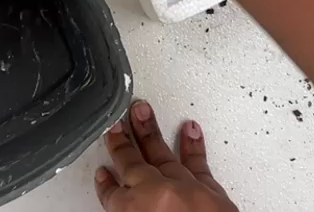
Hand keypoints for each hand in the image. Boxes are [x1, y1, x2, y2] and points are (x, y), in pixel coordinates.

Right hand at [96, 101, 235, 211]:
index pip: (111, 196)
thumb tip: (127, 210)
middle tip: (116, 124)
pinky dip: (193, 147)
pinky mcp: (211, 192)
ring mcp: (184, 189)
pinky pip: (199, 165)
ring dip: (150, 133)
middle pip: (133, 165)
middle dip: (122, 144)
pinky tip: (190, 130)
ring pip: (162, 154)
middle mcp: (155, 195)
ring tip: (143, 111)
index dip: (105, 185)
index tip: (102, 173)